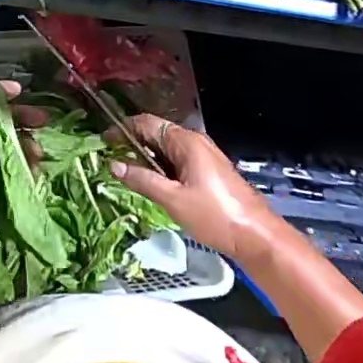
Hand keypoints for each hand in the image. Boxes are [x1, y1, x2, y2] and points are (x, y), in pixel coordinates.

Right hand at [106, 118, 284, 263]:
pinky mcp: (209, 171)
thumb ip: (141, 180)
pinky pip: (177, 160)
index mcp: (186, 142)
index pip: (146, 123)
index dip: (122, 129)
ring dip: (146, 157)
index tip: (103, 142)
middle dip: (132, 143)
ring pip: (166, 148)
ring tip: (128, 173)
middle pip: (156, 133)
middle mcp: (195, 142)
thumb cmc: (215, 216)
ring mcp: (204, 156)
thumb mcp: (172, 199)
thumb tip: (113, 164)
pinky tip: (152, 183)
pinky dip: (160, 166)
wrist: (259, 239)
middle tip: (112, 159)